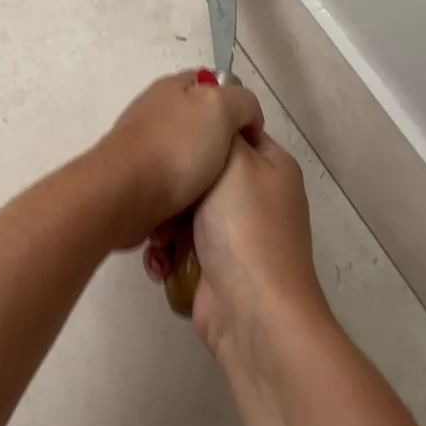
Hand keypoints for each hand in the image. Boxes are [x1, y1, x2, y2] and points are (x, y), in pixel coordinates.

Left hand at [88, 70, 262, 248]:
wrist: (124, 194)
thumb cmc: (176, 147)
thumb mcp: (220, 108)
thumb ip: (242, 102)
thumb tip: (247, 118)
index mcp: (172, 88)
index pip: (211, 84)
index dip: (236, 104)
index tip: (249, 134)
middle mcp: (155, 112)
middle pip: (200, 125)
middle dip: (220, 147)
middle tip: (237, 168)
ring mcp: (143, 146)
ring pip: (187, 159)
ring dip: (202, 177)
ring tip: (217, 194)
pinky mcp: (136, 178)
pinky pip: (170, 186)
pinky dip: (182, 197)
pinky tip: (193, 209)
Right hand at [158, 128, 326, 362]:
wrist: (251, 310)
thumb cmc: (244, 225)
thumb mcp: (235, 160)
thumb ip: (221, 130)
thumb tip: (218, 114)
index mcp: (270, 165)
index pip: (231, 130)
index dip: (199, 129)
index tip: (165, 136)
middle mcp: (255, 196)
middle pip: (199, 172)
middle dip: (172, 185)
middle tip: (155, 192)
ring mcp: (235, 234)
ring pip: (183, 209)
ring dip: (164, 224)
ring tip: (158, 236)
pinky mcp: (214, 265)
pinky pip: (181, 244)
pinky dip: (168, 252)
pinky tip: (161, 262)